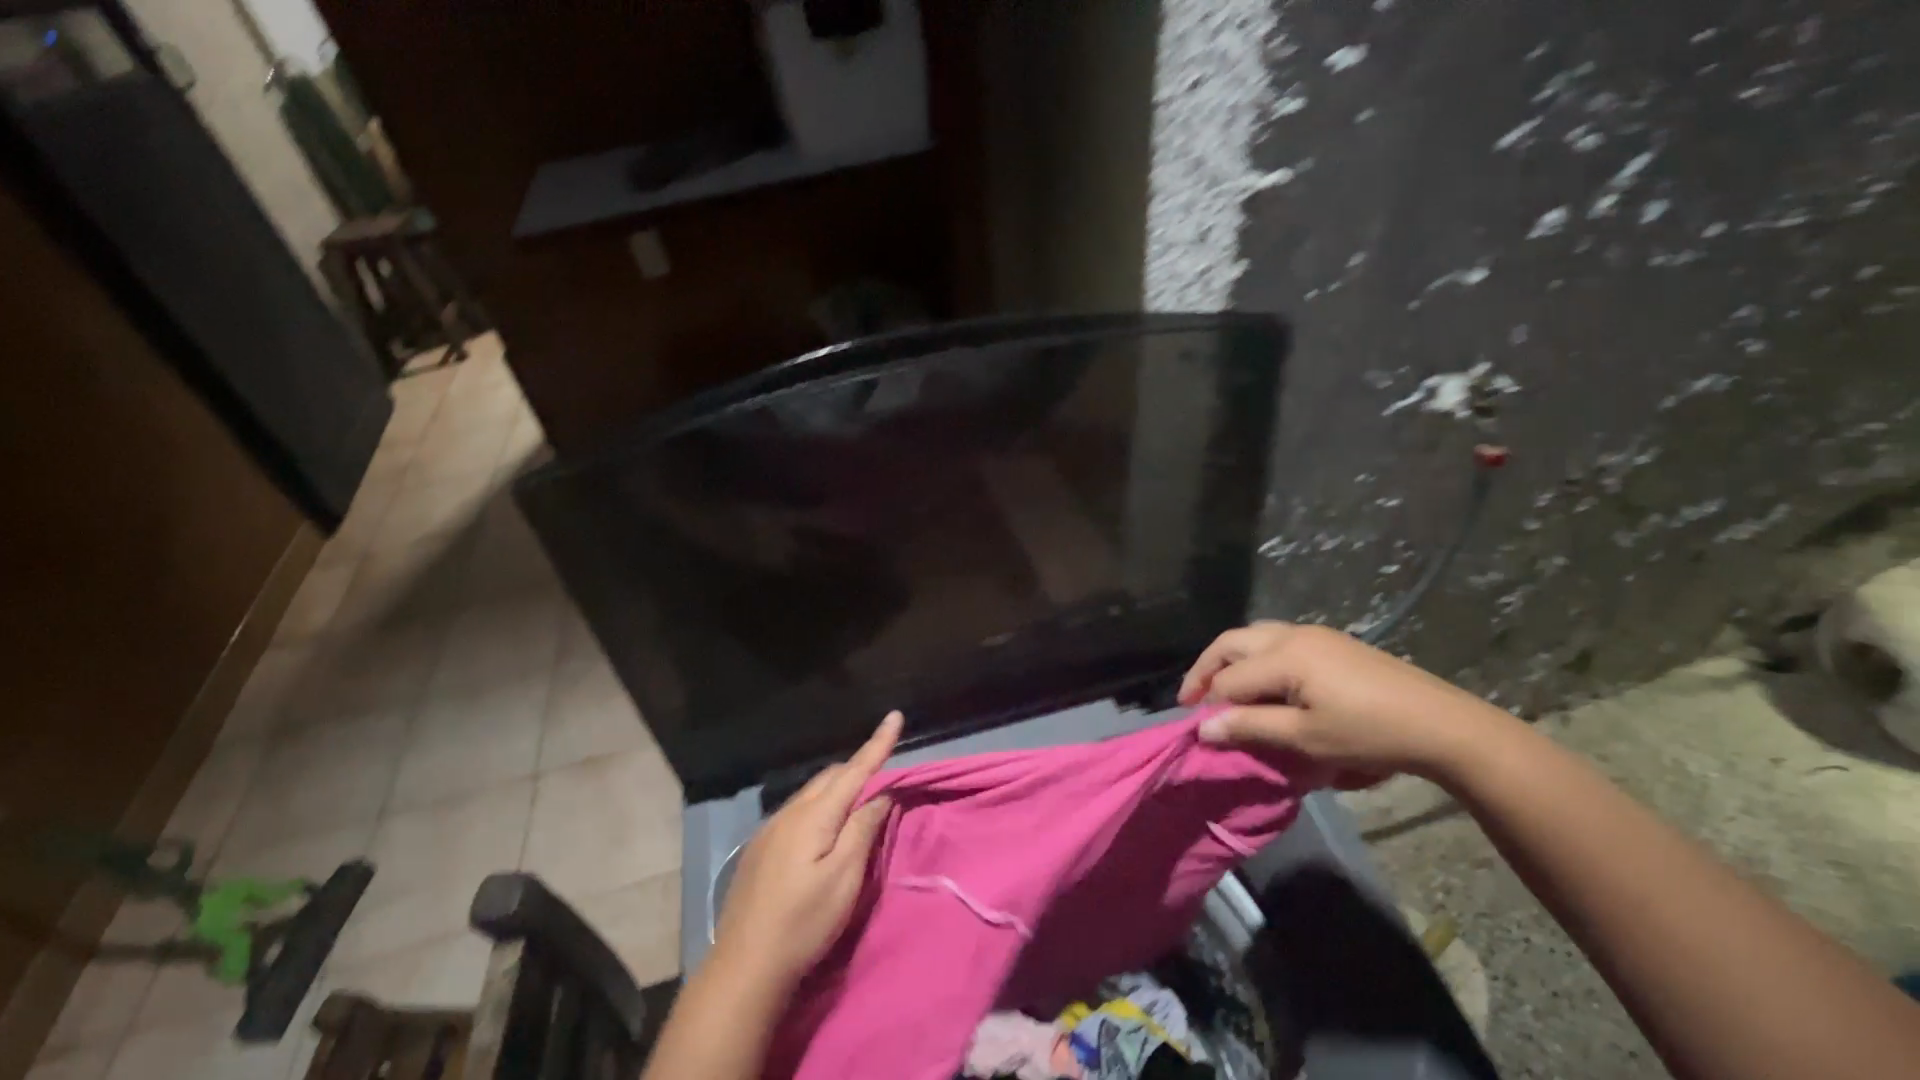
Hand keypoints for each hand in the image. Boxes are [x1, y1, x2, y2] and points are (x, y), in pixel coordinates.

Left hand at [711, 711, 900, 988]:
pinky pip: (797, 813)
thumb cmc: (804, 922)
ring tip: (859, 802)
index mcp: (813, 817)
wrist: (746, 963)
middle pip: (829, 778)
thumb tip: (880, 793)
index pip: (853, 771)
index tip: (894, 716)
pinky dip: (819, 808)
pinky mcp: (760, 850)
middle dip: (857, 768)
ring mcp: (769, 831)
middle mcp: (788, 814)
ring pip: (811, 794)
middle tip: (884, 775)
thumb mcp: (844, 878)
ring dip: (837, 790)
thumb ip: (862, 830)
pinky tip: (824, 831)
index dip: (877, 744)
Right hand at [1178, 622, 1512, 783]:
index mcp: (1284, 656)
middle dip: (1206, 670)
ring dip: (1231, 661)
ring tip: (1223, 693)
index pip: (1229, 679)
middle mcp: (1293, 635)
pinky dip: (1256, 659)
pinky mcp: (1334, 643)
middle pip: (1232, 643)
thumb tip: (1204, 727)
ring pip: (1254, 637)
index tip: (1199, 735)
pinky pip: (1277, 641)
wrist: (1440, 724)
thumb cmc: (1369, 735)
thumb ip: (1251, 728)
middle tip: (1192, 701)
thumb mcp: (1305, 739)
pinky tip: (1263, 685)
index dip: (1210, 707)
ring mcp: (1316, 635)